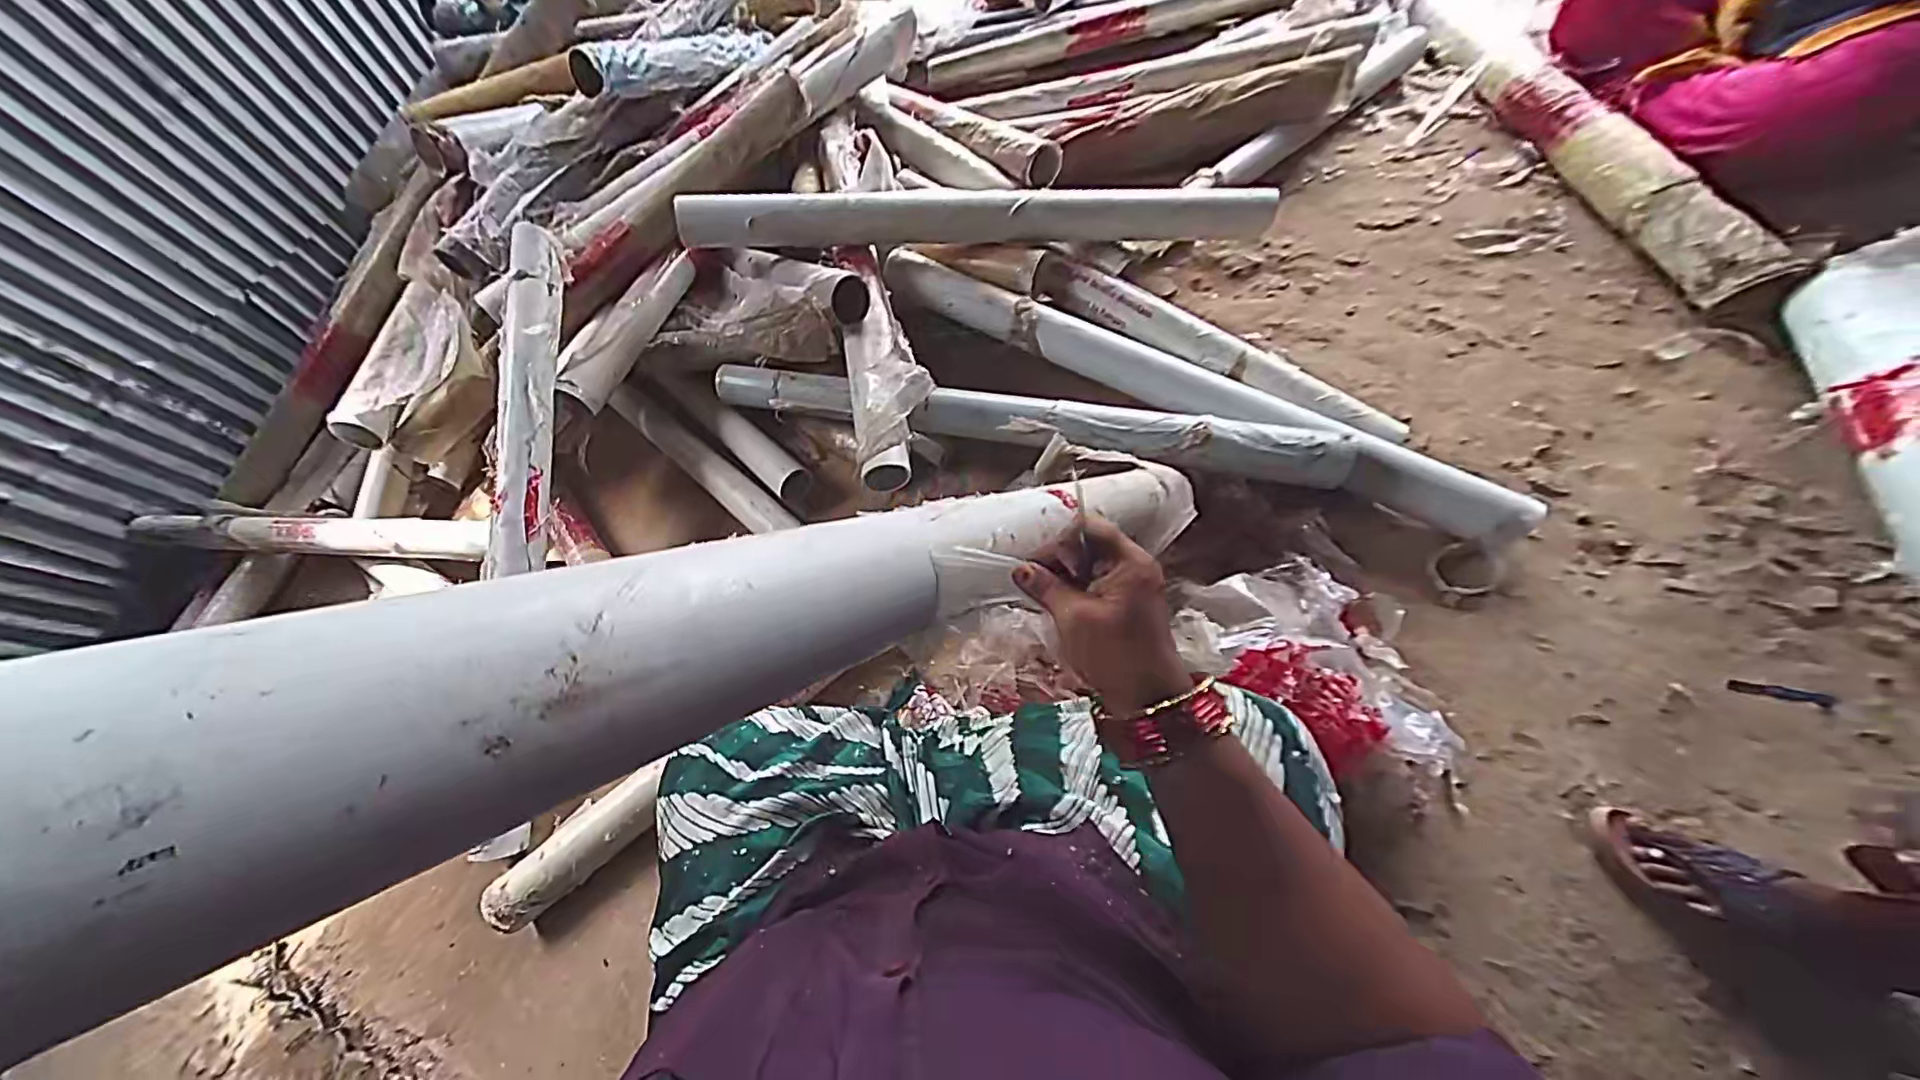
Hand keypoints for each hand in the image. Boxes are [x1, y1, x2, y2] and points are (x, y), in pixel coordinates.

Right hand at [1014, 516, 1192, 715]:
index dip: (1059, 540)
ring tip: (1039, 593)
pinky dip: (1074, 591)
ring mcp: (1132, 587)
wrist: (1150, 699)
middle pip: (1089, 545)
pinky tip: (1054, 604)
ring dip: (1063, 577)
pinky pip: (1095, 585)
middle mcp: (1134, 567)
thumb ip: (1046, 587)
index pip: (1089, 528)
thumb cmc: (1115, 655)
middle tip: (1031, 578)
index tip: (1035, 562)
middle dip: (1057, 559)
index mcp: (1130, 562)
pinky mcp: (1125, 605)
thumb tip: (1021, 569)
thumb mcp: (1073, 618)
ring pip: (1090, 567)